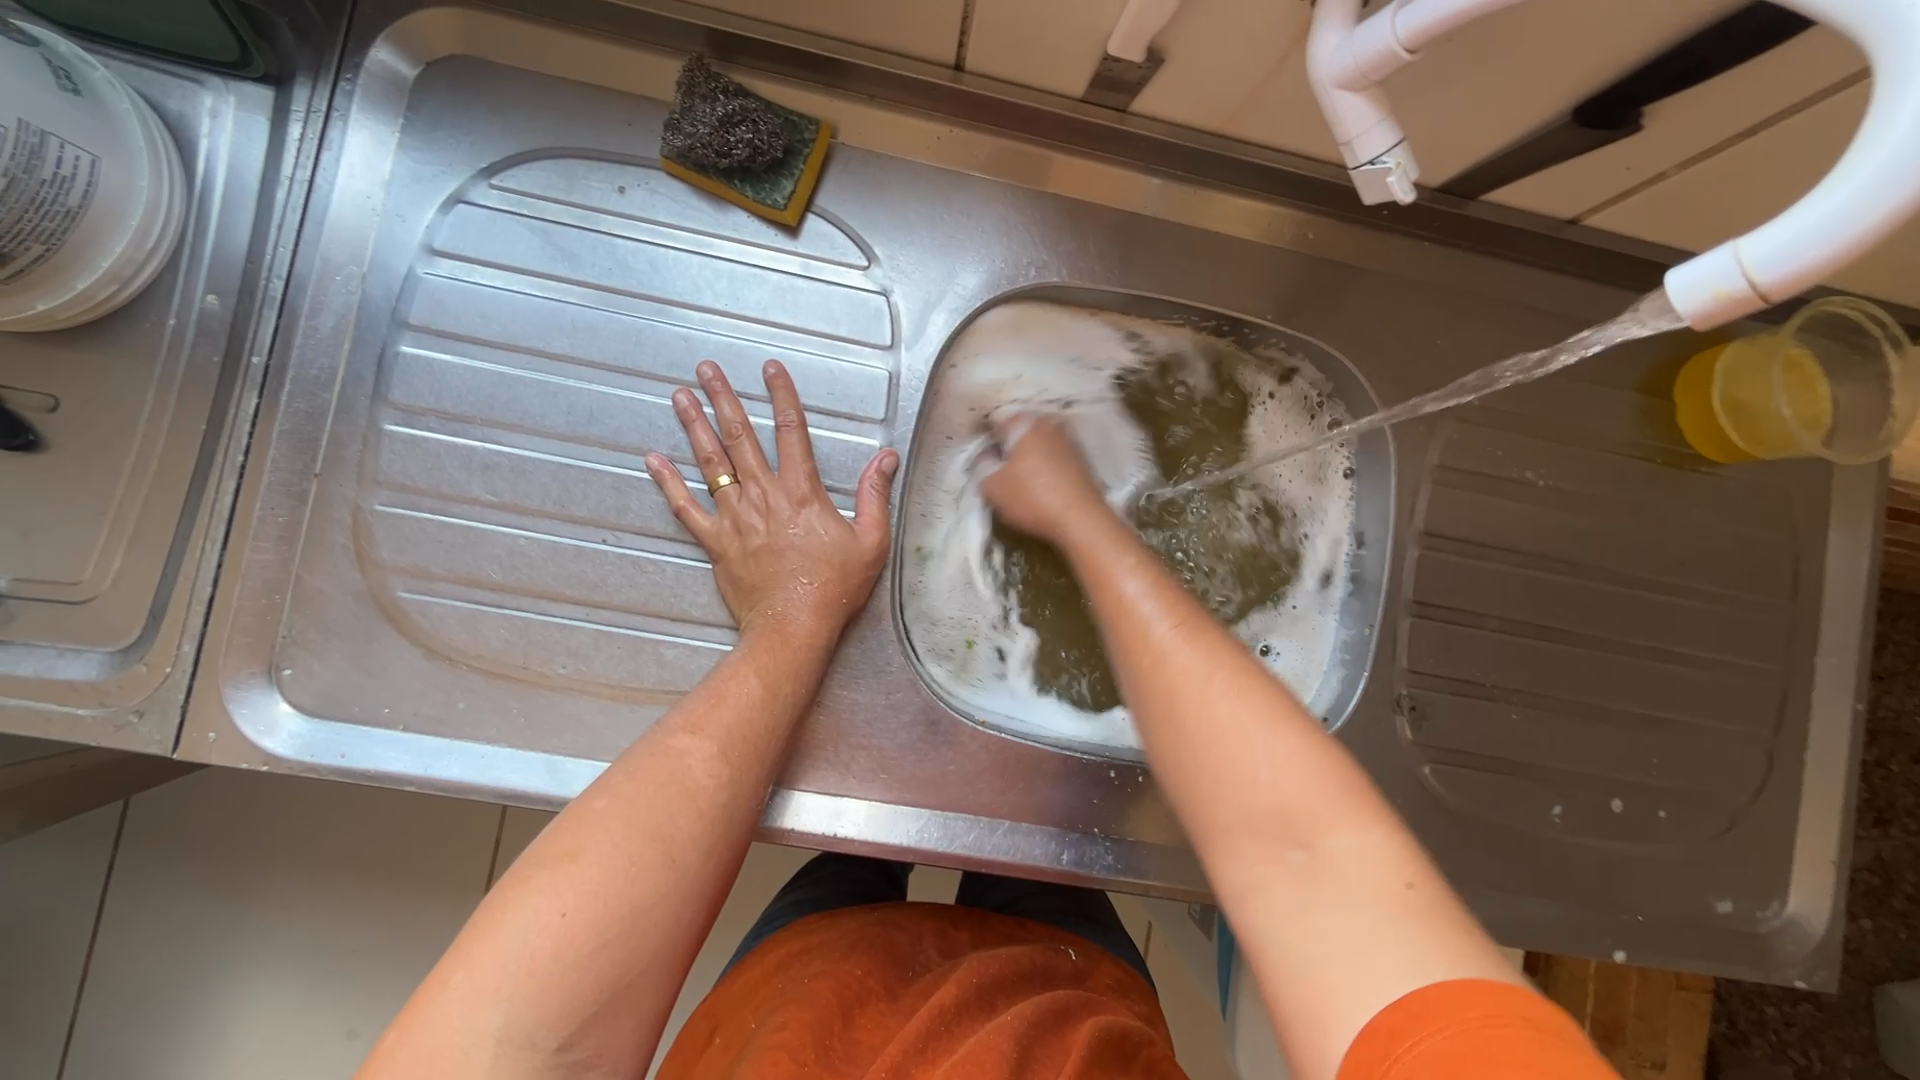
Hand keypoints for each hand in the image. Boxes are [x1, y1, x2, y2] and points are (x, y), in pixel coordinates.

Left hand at [646, 360, 898, 646]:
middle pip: (740, 437)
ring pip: (711, 464)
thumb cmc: (834, 588)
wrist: (794, 628)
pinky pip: (687, 508)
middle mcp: (764, 497)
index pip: (791, 431)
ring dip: (694, 427)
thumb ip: (874, 495)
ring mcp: (736, 518)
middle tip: (706, 368)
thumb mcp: (870, 541)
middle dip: (723, 398)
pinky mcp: (716, 542)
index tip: (770, 368)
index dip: (781, 395)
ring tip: (680, 397)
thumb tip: (886, 457)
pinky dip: (669, 484)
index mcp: (802, 493)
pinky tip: (653, 460)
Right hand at [979, 416, 1113, 543]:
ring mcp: (1069, 441)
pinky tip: (1039, 485)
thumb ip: (982, 466)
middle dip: (1007, 446)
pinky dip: (1044, 466)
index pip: (995, 422)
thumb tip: (987, 456)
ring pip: (1038, 444)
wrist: (1082, 520)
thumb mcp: (992, 486)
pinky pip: (1054, 457)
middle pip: (1019, 431)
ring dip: (1027, 456)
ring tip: (1017, 478)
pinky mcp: (1082, 460)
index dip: (984, 438)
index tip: (979, 455)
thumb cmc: (1032, 498)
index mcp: (1025, 423)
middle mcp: (1049, 424)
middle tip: (996, 466)